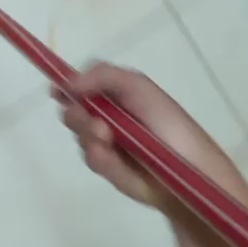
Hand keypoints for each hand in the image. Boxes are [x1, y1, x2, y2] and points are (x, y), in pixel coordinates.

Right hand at [53, 62, 247, 246]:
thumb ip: (100, 74)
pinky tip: (112, 159)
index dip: (64, 85)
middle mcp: (106, 115)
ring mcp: (107, 143)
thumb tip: (66, 82)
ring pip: (77, 133)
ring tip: (107, 140)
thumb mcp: (137, 85)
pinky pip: (90, 158)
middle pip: (71, 107)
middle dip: (74, 112)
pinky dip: (99, 157)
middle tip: (90, 119)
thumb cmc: (168, 123)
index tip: (56, 90)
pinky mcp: (110, 169)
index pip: (78, 83)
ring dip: (87, 134)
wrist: (191, 172)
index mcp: (113, 93)